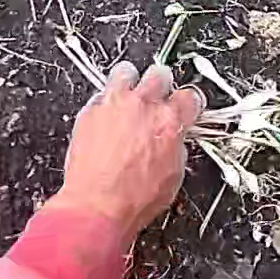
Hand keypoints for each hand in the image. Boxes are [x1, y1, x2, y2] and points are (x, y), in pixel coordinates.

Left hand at [48, 61, 202, 238]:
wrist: (96, 207)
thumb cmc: (135, 197)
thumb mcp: (174, 173)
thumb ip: (176, 143)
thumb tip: (174, 136)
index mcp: (171, 120)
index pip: (189, 95)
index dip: (188, 103)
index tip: (184, 108)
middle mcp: (144, 105)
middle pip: (160, 74)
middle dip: (161, 85)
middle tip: (156, 99)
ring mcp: (115, 105)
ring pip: (126, 72)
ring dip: (131, 82)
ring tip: (129, 97)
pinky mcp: (90, 112)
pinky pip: (100, 96)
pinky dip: (106, 104)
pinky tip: (108, 119)